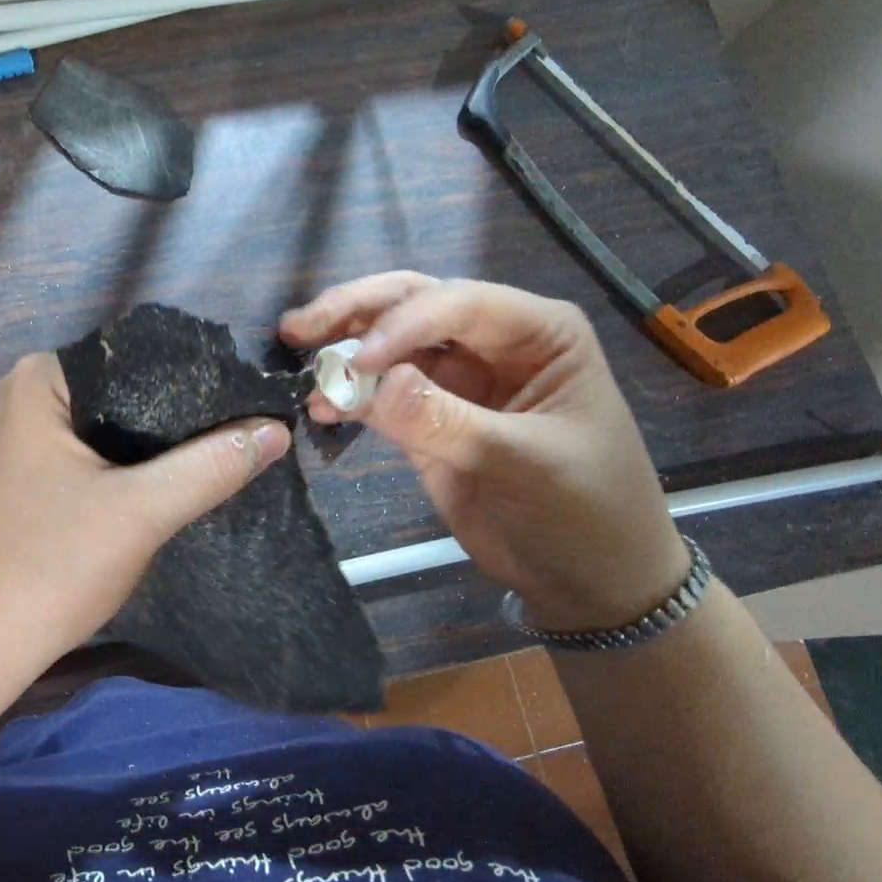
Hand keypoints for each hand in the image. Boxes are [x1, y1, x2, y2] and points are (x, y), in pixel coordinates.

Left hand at [0, 354, 289, 667]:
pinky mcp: (38, 467)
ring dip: (166, 440)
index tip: (252, 401)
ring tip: (229, 449)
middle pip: (130, 386)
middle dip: (184, 411)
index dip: (198, 377)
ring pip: (119, 420)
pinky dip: (139, 461)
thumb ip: (212, 466)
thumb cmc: (57, 566)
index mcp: (41, 378)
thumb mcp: (143, 511)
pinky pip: (102, 447)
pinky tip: (183, 475)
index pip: (138, 354)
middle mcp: (28, 392)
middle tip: (250, 428)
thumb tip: (278, 429)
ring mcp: (29, 432)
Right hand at [279, 272, 687, 631]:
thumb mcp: (524, 463)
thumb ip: (449, 422)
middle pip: (414, 304)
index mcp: (539, 333)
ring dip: (343, 352)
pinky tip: (320, 408)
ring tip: (299, 366)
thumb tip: (375, 381)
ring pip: (388, 347)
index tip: (356, 362)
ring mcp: (455, 382)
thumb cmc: (583, 510)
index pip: (459, 303)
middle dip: (355, 311)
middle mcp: (493, 343)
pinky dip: (346, 398)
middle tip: (297, 327)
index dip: (401, 324)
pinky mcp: (425, 421)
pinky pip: (378, 397)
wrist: (584, 577)